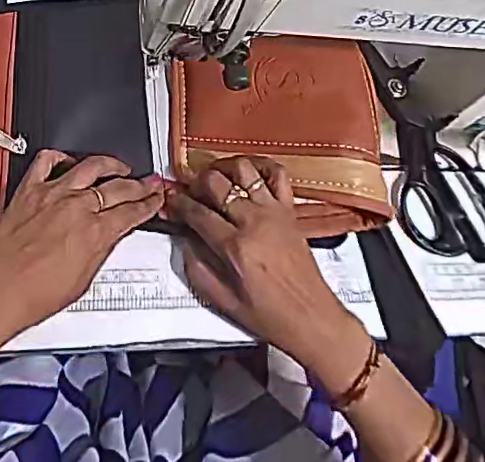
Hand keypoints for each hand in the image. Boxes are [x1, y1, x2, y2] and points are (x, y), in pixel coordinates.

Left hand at [0, 150, 162, 338]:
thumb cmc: (29, 297)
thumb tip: (110, 236)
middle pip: (119, 186)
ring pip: (90, 165)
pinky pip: (47, 161)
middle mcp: (76, 207)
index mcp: (94, 232)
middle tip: (148, 182)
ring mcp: (52, 193)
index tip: (155, 199)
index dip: (149, 204)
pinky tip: (68, 160)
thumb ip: (101, 251)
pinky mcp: (29, 189)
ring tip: (119, 165)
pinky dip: (61, 157)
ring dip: (110, 164)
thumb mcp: (81, 282)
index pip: (132, 211)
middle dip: (139, 184)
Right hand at [166, 156, 372, 393]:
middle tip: (191, 190)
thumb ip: (198, 270)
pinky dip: (262, 166)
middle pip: (216, 182)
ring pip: (243, 169)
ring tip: (215, 176)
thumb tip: (185, 243)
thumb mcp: (225, 302)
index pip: (198, 213)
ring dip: (224, 167)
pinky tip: (249, 172)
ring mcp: (274, 212)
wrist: (311, 317)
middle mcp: (254, 223)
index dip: (179, 204)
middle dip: (196, 182)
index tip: (173, 201)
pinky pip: (277, 174)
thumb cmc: (273, 315)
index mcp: (235, 248)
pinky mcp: (289, 210)